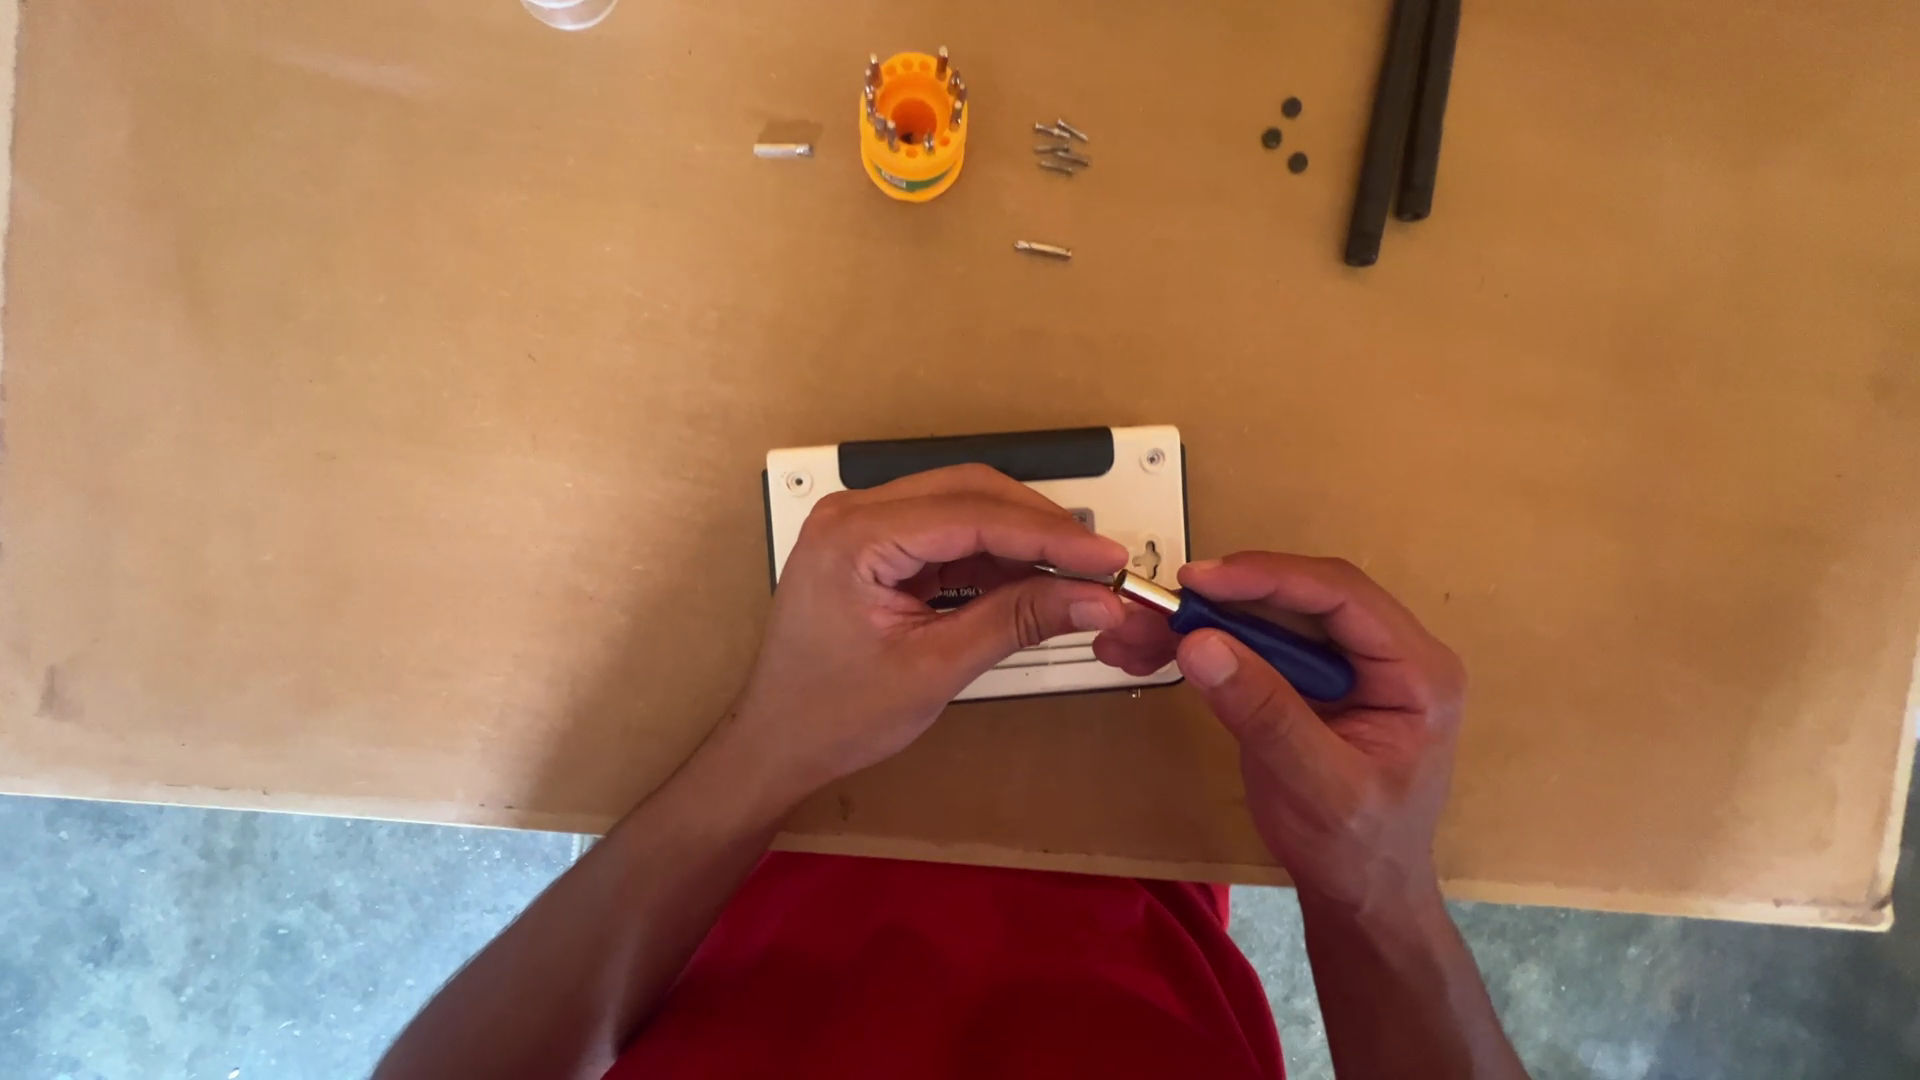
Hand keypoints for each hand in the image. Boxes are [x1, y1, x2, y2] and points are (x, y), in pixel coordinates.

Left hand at [728, 465, 1129, 797]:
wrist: (777, 743)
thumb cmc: (833, 714)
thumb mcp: (934, 668)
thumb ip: (1016, 621)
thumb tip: (1092, 599)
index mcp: (855, 535)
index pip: (973, 514)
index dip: (1050, 534)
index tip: (1107, 557)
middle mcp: (854, 513)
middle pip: (970, 493)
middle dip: (1039, 526)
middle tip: (1096, 563)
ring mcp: (863, 527)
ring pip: (963, 508)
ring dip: (1019, 539)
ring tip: (1072, 575)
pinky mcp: (876, 547)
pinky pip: (946, 536)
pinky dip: (992, 556)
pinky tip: (1029, 580)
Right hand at [1092, 553, 1465, 911]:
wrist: (1356, 891)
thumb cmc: (1357, 847)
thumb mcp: (1318, 786)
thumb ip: (1264, 713)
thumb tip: (1198, 643)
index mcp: (1413, 669)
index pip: (1340, 595)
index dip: (1268, 578)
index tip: (1198, 582)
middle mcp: (1376, 651)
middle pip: (1290, 598)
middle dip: (1216, 601)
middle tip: (1152, 608)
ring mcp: (1334, 662)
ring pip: (1257, 616)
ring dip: (1192, 621)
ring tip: (1131, 635)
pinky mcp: (1295, 676)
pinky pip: (1242, 643)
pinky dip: (1192, 645)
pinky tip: (1144, 653)